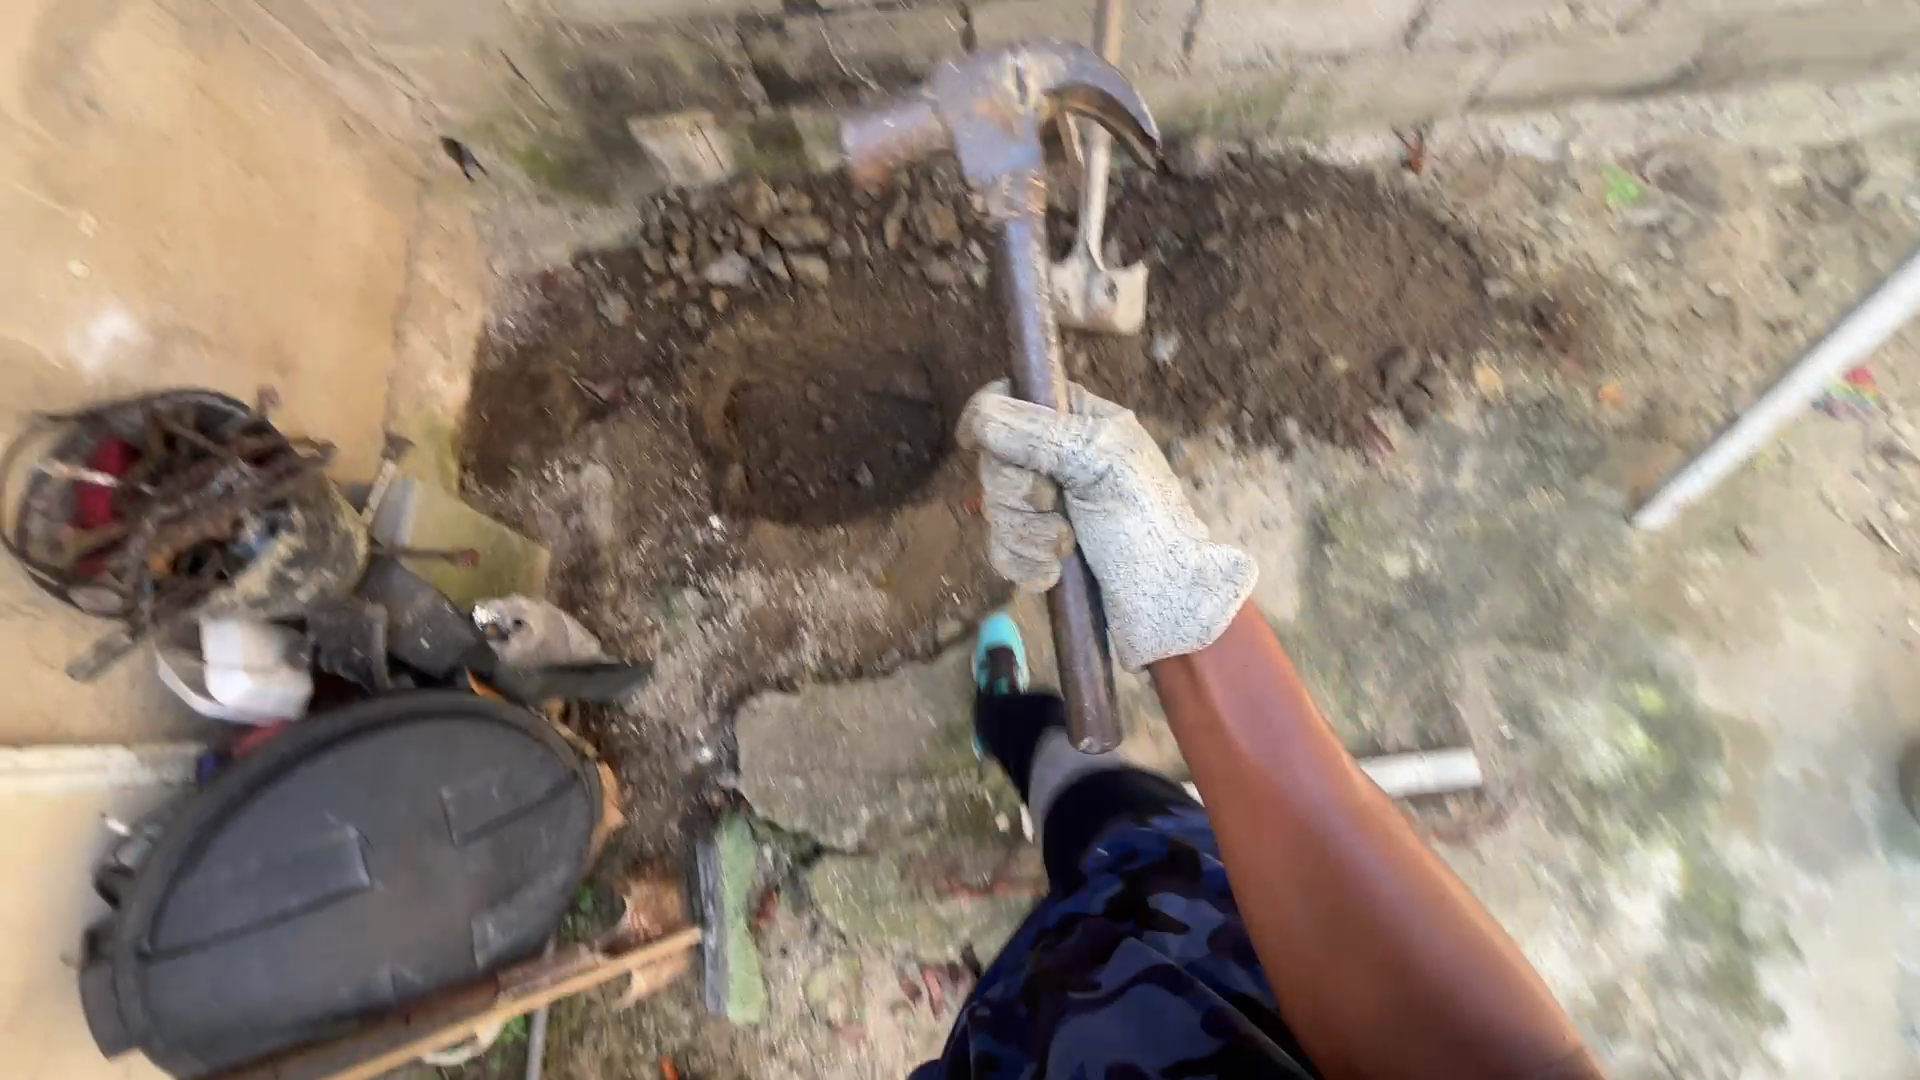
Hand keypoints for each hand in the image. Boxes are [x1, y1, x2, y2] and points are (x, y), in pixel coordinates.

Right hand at [957, 380, 1256, 669]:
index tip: (976, 442)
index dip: (986, 421)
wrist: (1164, 598)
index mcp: (1071, 421)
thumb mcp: (1100, 459)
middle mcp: (1051, 459)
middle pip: (990, 462)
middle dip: (1021, 494)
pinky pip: (999, 552)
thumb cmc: (1149, 521)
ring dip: (1029, 534)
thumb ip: (1037, 434)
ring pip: (992, 512)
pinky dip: (1026, 565)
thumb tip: (978, 420)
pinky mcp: (1033, 551)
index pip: (1005, 402)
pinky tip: (1057, 572)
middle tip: (1059, 504)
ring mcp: (1040, 508)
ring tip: (1070, 546)